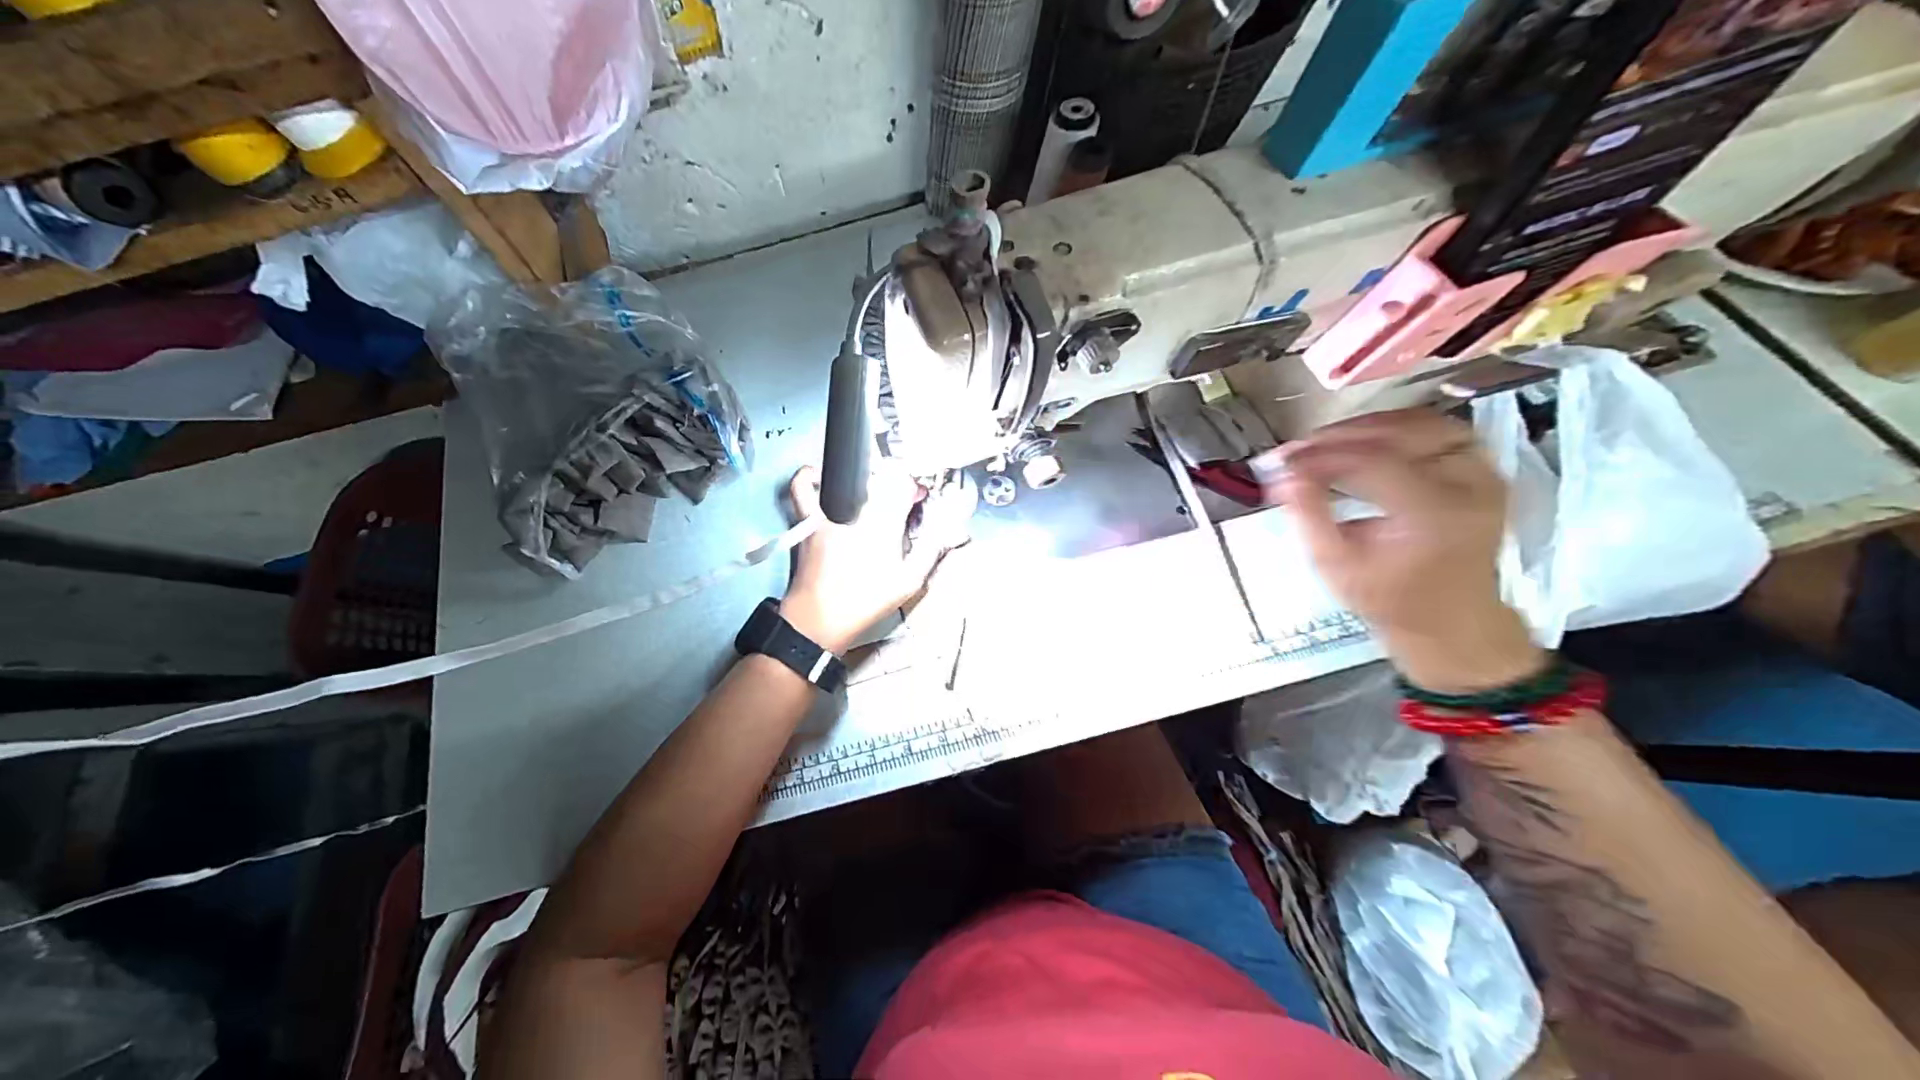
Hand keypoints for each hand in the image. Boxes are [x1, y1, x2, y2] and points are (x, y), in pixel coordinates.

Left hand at [780, 461, 944, 653]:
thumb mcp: (909, 582)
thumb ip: (930, 551)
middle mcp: (856, 509)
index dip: (914, 487)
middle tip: (899, 501)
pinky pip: (802, 487)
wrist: (818, 619)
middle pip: (878, 475)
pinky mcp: (807, 518)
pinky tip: (822, 480)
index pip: (904, 484)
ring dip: (863, 478)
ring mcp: (828, 510)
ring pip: (847, 476)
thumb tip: (947, 530)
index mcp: (885, 522)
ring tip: (869, 491)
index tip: (917, 498)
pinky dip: (809, 477)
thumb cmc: (864, 603)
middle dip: (893, 483)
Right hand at [1261, 409, 1544, 693]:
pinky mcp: (1482, 468)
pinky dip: (1395, 428)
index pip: (1373, 463)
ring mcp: (1483, 473)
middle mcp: (1469, 486)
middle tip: (1299, 449)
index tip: (1284, 462)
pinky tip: (1362, 439)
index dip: (1322, 456)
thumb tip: (1281, 476)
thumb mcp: (1336, 566)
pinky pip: (1437, 429)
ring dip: (1367, 427)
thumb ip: (1308, 517)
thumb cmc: (1388, 597)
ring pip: (1421, 423)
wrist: (1449, 617)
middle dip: (1341, 436)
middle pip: (1400, 434)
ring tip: (1326, 441)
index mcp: (1435, 516)